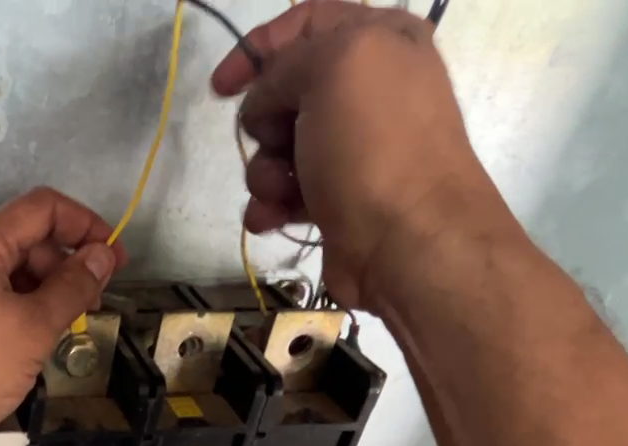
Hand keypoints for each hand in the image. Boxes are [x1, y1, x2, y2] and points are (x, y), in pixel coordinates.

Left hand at [0, 187, 125, 445]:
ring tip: (60, 333)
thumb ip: (71, 287)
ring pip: (7, 280)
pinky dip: (17, 319)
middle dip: (65, 266)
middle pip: (25, 243)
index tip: (114, 258)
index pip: (42, 208)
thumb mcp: (31, 328)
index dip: (85, 224)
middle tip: (91, 304)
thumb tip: (101, 255)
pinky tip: (28, 350)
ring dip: (43, 297)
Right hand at [211, 2, 516, 312]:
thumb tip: (266, 104)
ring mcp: (349, 148)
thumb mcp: (333, 69)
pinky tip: (273, 218)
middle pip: (283, 93)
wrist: (406, 240)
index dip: (258, 48)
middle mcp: (366, 89)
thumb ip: (286, 64)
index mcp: (378, 41)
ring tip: (280, 192)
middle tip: (273, 141)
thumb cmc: (375, 146)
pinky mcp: (332, 197)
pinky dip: (269, 205)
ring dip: (264, 172)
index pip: (306, 23)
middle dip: (263, 122)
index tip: (221, 87)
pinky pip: (281, 192)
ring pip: (276, 148)